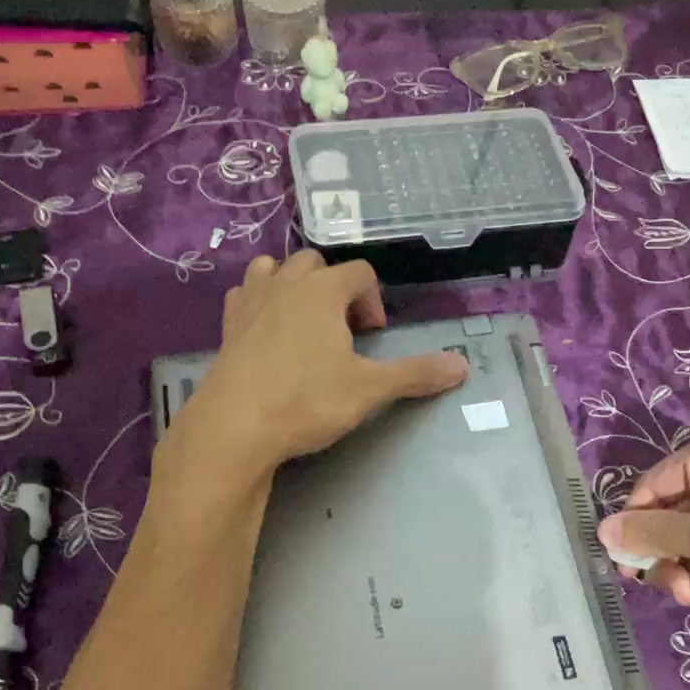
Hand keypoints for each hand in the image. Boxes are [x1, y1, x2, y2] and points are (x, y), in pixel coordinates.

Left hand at [167, 251, 468, 475]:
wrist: (236, 425)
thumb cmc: (307, 400)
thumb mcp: (369, 389)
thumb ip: (414, 374)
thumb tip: (462, 366)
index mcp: (323, 290)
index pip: (359, 273)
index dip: (373, 301)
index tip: (373, 336)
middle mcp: (285, 284)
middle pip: (316, 264)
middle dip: (336, 289)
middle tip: (344, 332)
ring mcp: (251, 301)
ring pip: (273, 269)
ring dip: (293, 286)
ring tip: (305, 323)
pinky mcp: (226, 326)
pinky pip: (244, 295)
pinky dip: (260, 302)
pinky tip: (267, 334)